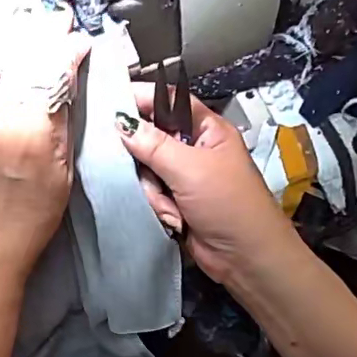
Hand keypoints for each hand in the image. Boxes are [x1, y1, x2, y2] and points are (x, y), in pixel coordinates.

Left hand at [0, 15, 91, 284]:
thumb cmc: (34, 215)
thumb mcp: (63, 168)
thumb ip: (62, 116)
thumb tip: (69, 74)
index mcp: (27, 129)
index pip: (50, 71)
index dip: (66, 49)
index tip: (79, 38)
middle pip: (19, 58)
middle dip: (41, 34)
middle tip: (58, 18)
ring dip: (14, 44)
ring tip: (32, 29)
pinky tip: (6, 61)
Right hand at [119, 85, 302, 286]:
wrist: (244, 257)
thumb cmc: (228, 204)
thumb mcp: (190, 168)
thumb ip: (153, 144)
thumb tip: (121, 122)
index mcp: (206, 130)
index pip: (169, 102)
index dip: (142, 100)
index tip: (112, 105)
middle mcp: (193, 149)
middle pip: (149, 139)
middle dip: (146, 161)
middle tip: (148, 173)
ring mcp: (183, 176)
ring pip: (145, 170)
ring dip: (154, 192)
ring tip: (172, 207)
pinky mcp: (174, 201)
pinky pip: (150, 194)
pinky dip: (158, 207)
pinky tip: (174, 219)